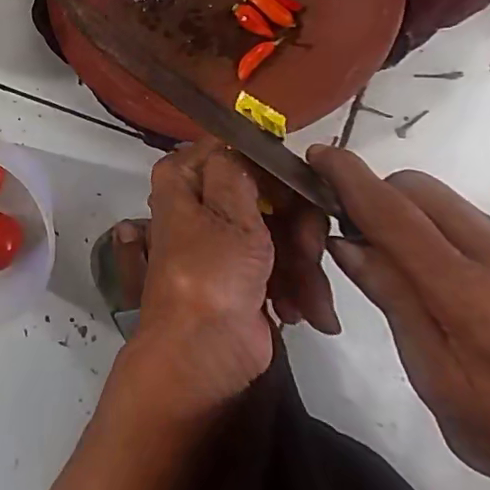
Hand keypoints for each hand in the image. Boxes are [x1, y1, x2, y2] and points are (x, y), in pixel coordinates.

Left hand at [126, 140, 337, 415]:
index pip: (235, 149)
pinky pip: (286, 264)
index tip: (304, 191)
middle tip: (306, 253)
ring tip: (303, 298)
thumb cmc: (211, 275)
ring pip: (284, 230)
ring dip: (303, 266)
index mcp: (183, 178)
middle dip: (297, 228)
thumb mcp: (229, 214)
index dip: (273, 168)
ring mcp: (226, 237)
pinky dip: (298, 289)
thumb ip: (239, 171)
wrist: (205, 350)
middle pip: (269, 192)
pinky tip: (301, 313)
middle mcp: (201, 200)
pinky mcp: (249, 271)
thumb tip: (244, 138)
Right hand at [310, 144, 489, 489]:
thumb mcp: (431, 376)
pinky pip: (473, 223)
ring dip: (407, 215)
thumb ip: (392, 300)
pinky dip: (439, 232)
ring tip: (392, 257)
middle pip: (423, 193)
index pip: (399, 218)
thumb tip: (344, 241)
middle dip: (377, 195)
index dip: (351, 180)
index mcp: (483, 307)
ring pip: (448, 204)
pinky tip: (439, 274)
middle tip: (348, 226)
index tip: (318, 155)